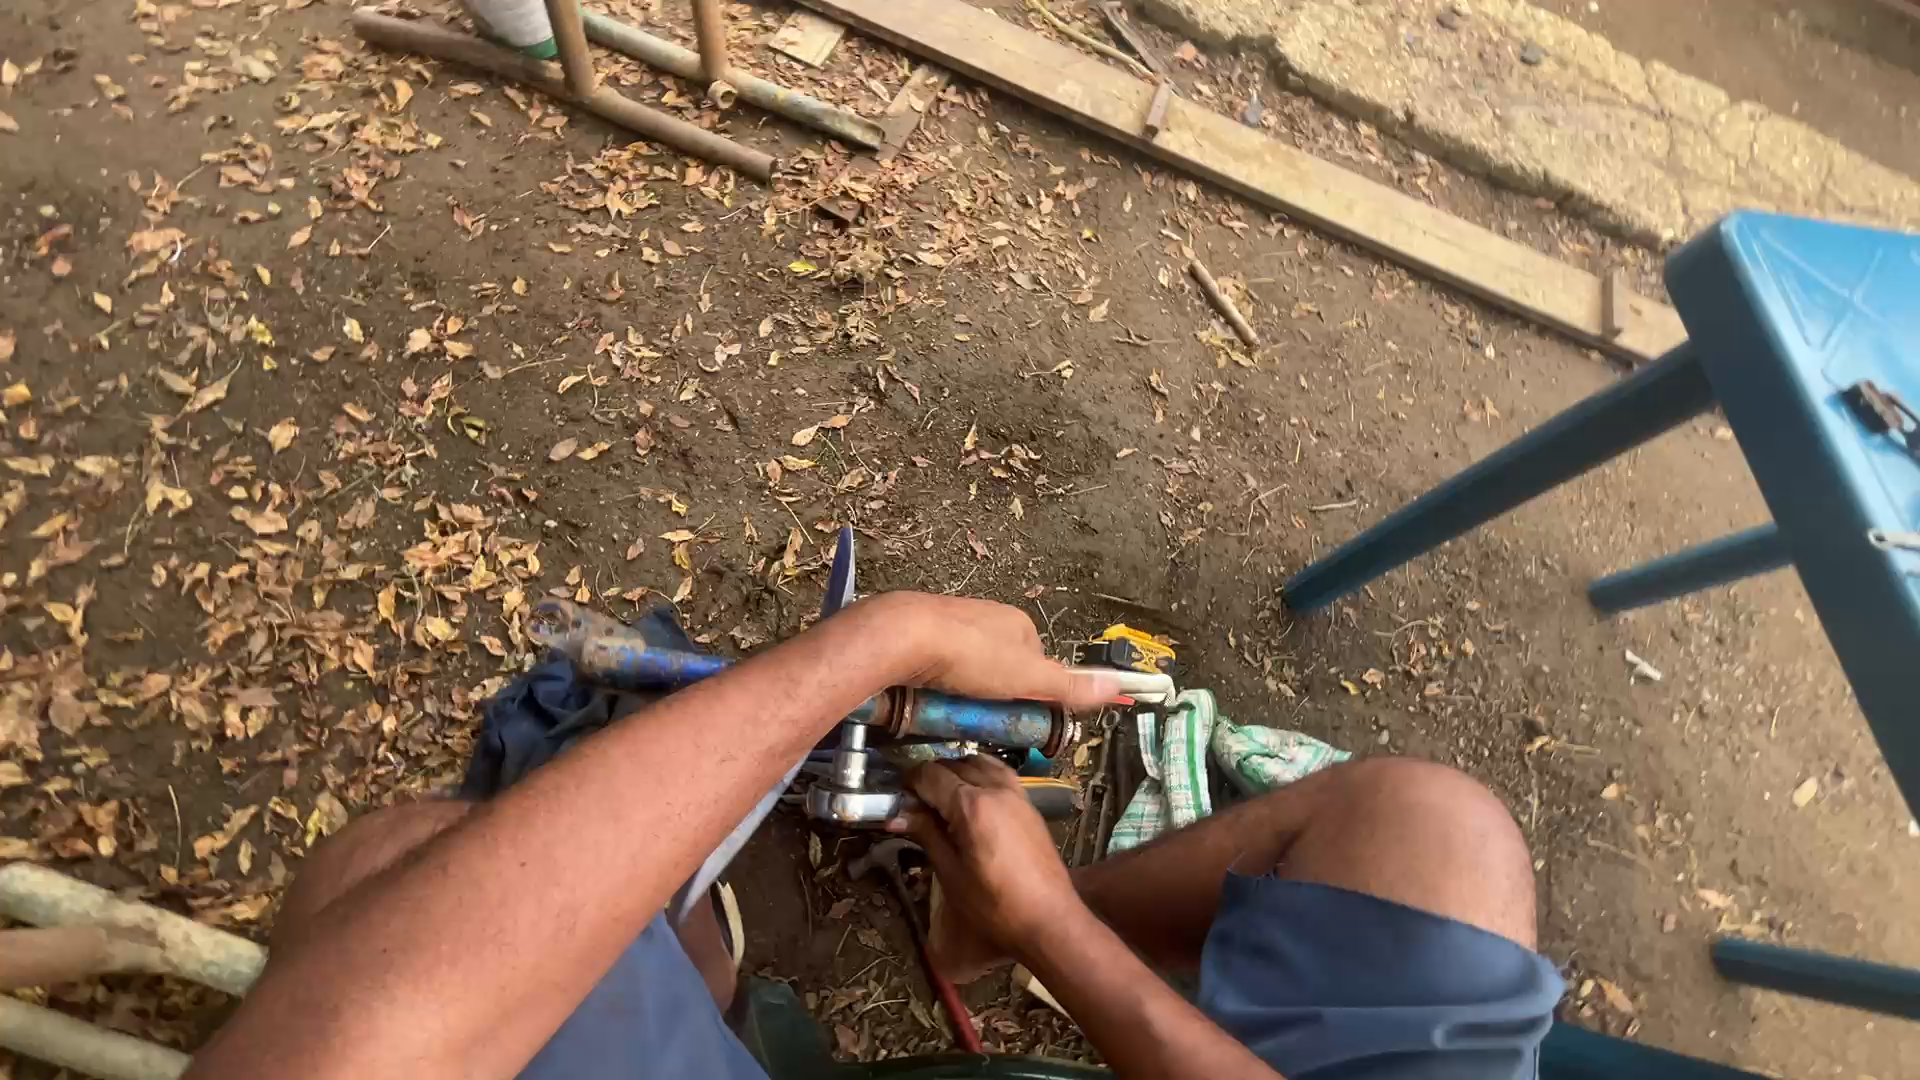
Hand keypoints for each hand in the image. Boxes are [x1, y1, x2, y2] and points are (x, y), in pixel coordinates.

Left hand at [856, 592, 1117, 707]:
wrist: (903, 637)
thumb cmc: (972, 656)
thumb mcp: (1027, 677)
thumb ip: (1068, 685)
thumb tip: (1118, 685)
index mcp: (1017, 622)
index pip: (1036, 664)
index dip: (1030, 694)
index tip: (1018, 719)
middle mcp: (986, 616)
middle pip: (1000, 667)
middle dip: (994, 694)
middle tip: (981, 719)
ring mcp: (951, 623)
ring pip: (968, 667)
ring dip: (964, 691)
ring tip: (952, 711)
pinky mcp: (921, 633)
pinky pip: (938, 665)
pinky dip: (937, 683)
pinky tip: (929, 697)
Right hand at [887, 755, 1086, 980]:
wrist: (1048, 919)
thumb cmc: (994, 905)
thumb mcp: (951, 873)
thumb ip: (926, 834)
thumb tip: (896, 816)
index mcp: (971, 804)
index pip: (931, 775)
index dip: (911, 782)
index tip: (899, 798)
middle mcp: (994, 787)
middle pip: (953, 764)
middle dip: (931, 777)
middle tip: (917, 804)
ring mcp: (1015, 791)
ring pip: (978, 762)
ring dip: (956, 771)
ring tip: (944, 797)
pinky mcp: (1028, 801)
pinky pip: (999, 771)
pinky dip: (980, 773)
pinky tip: (974, 795)